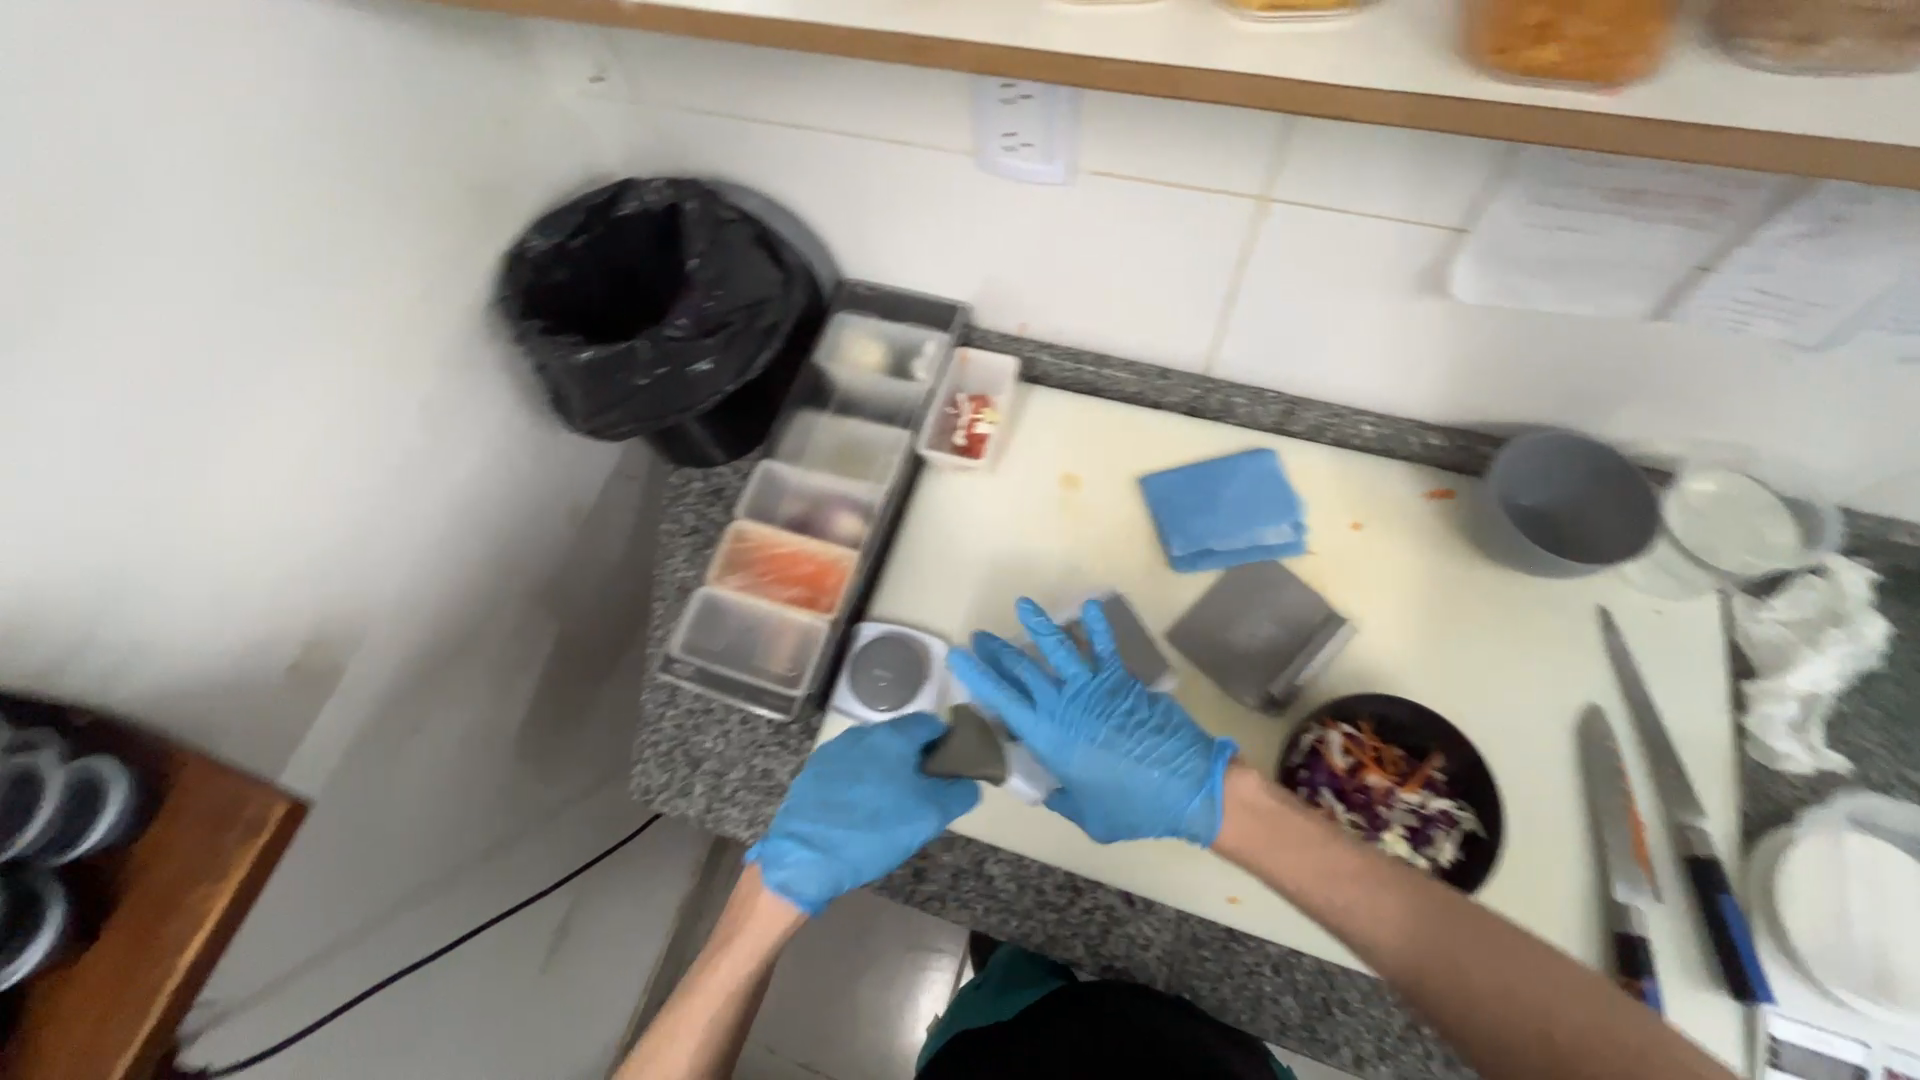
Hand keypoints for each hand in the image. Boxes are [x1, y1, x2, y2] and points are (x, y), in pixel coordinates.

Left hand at [746, 712, 979, 915]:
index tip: (951, 770)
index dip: (946, 743)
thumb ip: (958, 793)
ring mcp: (833, 752)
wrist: (804, 857)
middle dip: (916, 761)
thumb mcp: (929, 816)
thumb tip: (968, 782)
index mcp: (892, 736)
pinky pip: (848, 771)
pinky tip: (860, 813)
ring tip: (891, 807)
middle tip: (924, 794)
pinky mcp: (812, 773)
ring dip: (887, 772)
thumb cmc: (874, 830)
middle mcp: (862, 734)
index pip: (930, 724)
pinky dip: (860, 784)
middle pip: (900, 738)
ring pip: (873, 755)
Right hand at [948, 597, 1237, 845]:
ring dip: (1039, 625)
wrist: (1186, 787)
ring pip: (1059, 648)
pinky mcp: (1122, 680)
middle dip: (998, 651)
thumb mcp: (1087, 816)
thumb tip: (1050, 790)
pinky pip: (1104, 646)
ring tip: (1023, 605)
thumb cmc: (1133, 807)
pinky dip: (1096, 625)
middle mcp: (1063, 705)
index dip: (977, 675)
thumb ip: (1062, 799)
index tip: (959, 655)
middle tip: (981, 636)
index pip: (1002, 699)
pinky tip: (1089, 606)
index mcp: (1047, 736)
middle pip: (1023, 669)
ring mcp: (1094, 688)